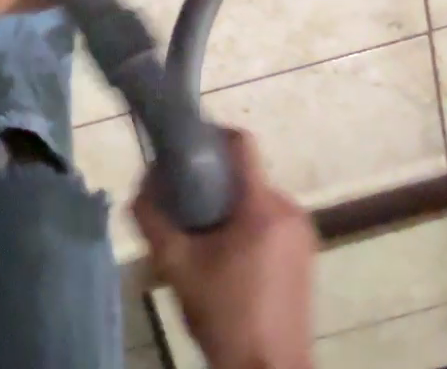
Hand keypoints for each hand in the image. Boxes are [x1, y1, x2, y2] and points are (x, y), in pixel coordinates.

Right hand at [134, 130, 317, 368]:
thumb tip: (141, 184)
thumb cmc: (224, 314)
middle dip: (210, 179)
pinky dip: (243, 223)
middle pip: (243, 173)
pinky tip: (221, 252)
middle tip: (179, 198)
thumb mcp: (174, 263)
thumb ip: (151, 216)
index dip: (209, 133)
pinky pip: (268, 219)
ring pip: (254, 197)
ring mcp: (302, 235)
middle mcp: (290, 211)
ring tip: (197, 230)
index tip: (181, 146)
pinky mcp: (305, 255)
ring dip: (226, 204)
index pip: (241, 143)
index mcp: (263, 207)